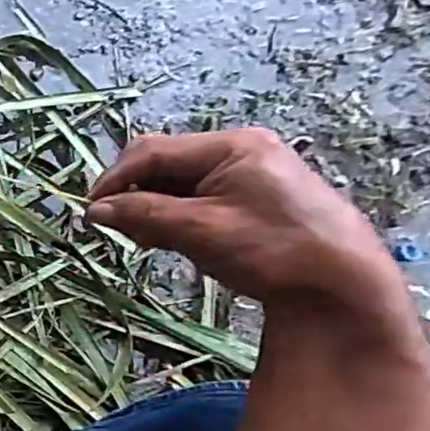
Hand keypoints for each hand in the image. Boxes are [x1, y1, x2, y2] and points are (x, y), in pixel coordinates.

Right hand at [86, 129, 400, 313]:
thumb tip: (94, 210)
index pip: (151, 152)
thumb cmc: (273, 249)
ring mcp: (243, 173)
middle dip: (133, 194)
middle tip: (121, 229)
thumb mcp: (199, 230)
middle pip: (160, 163)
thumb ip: (143, 214)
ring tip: (151, 240)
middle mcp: (236, 151)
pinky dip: (172, 217)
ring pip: (172, 184)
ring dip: (151, 209)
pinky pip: (192, 199)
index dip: (114, 180)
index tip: (90, 212)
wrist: (339, 284)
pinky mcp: (245, 198)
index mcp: (229, 146)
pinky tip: (172, 240)